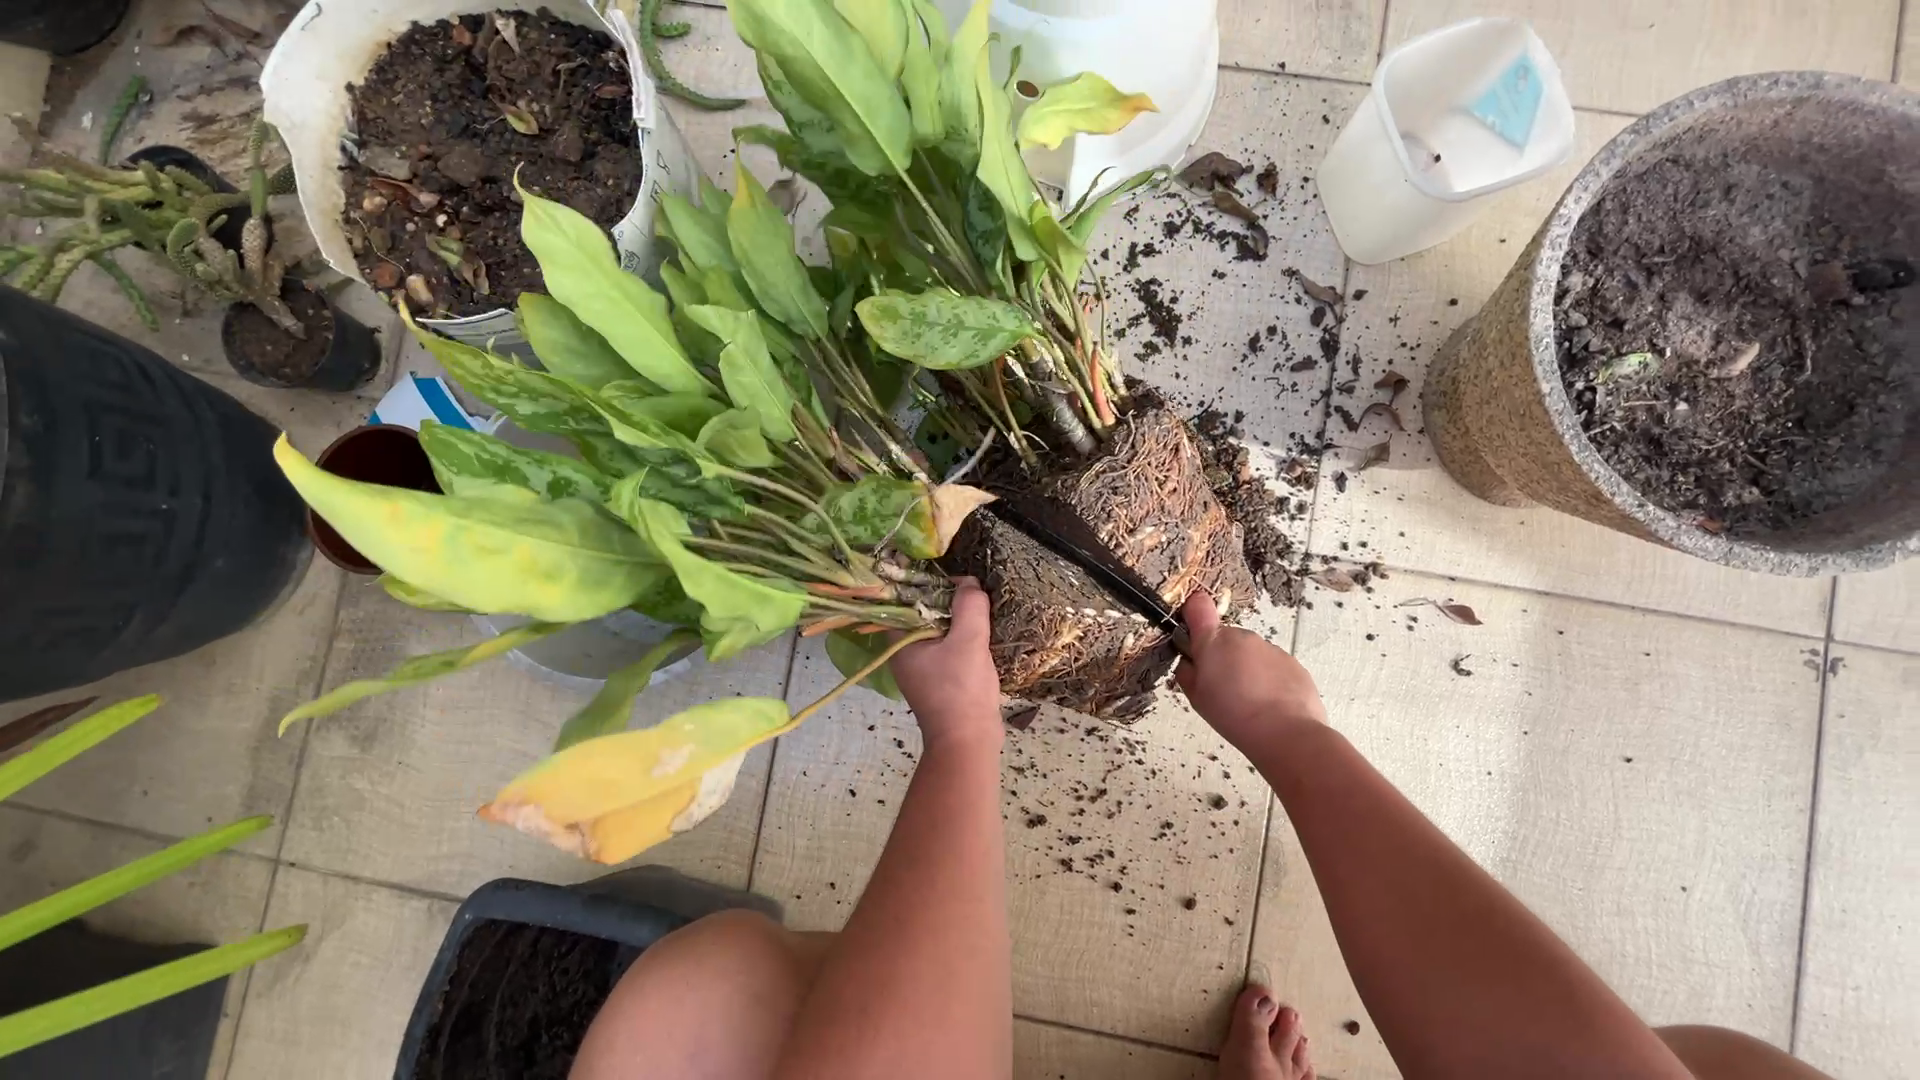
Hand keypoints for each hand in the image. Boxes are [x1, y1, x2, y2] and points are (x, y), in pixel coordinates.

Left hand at [891, 577, 1003, 754]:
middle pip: (922, 613)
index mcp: (900, 642)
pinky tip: (982, 630)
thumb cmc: (961, 691)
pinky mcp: (941, 679)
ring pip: (938, 631)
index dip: (923, 584)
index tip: (947, 575)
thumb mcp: (968, 641)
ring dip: (957, 619)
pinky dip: (963, 637)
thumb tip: (968, 583)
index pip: (902, 601)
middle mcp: (905, 653)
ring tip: (978, 603)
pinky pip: (949, 647)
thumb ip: (968, 606)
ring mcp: (923, 668)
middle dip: (945, 599)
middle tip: (969, 587)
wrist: (969, 741)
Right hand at [1174, 589, 1326, 752]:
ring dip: (1246, 669)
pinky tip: (1268, 704)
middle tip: (1222, 687)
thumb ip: (1187, 672)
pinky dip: (1268, 679)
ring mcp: (1270, 648)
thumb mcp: (1196, 698)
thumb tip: (1189, 662)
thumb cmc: (1233, 715)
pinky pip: (1273, 666)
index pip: (1198, 606)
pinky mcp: (1292, 662)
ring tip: (1247, 700)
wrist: (1285, 733)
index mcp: (1213, 642)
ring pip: (1250, 653)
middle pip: (1226, 638)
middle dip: (1222, 657)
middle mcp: (1242, 637)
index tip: (1193, 632)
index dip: (1194, 614)